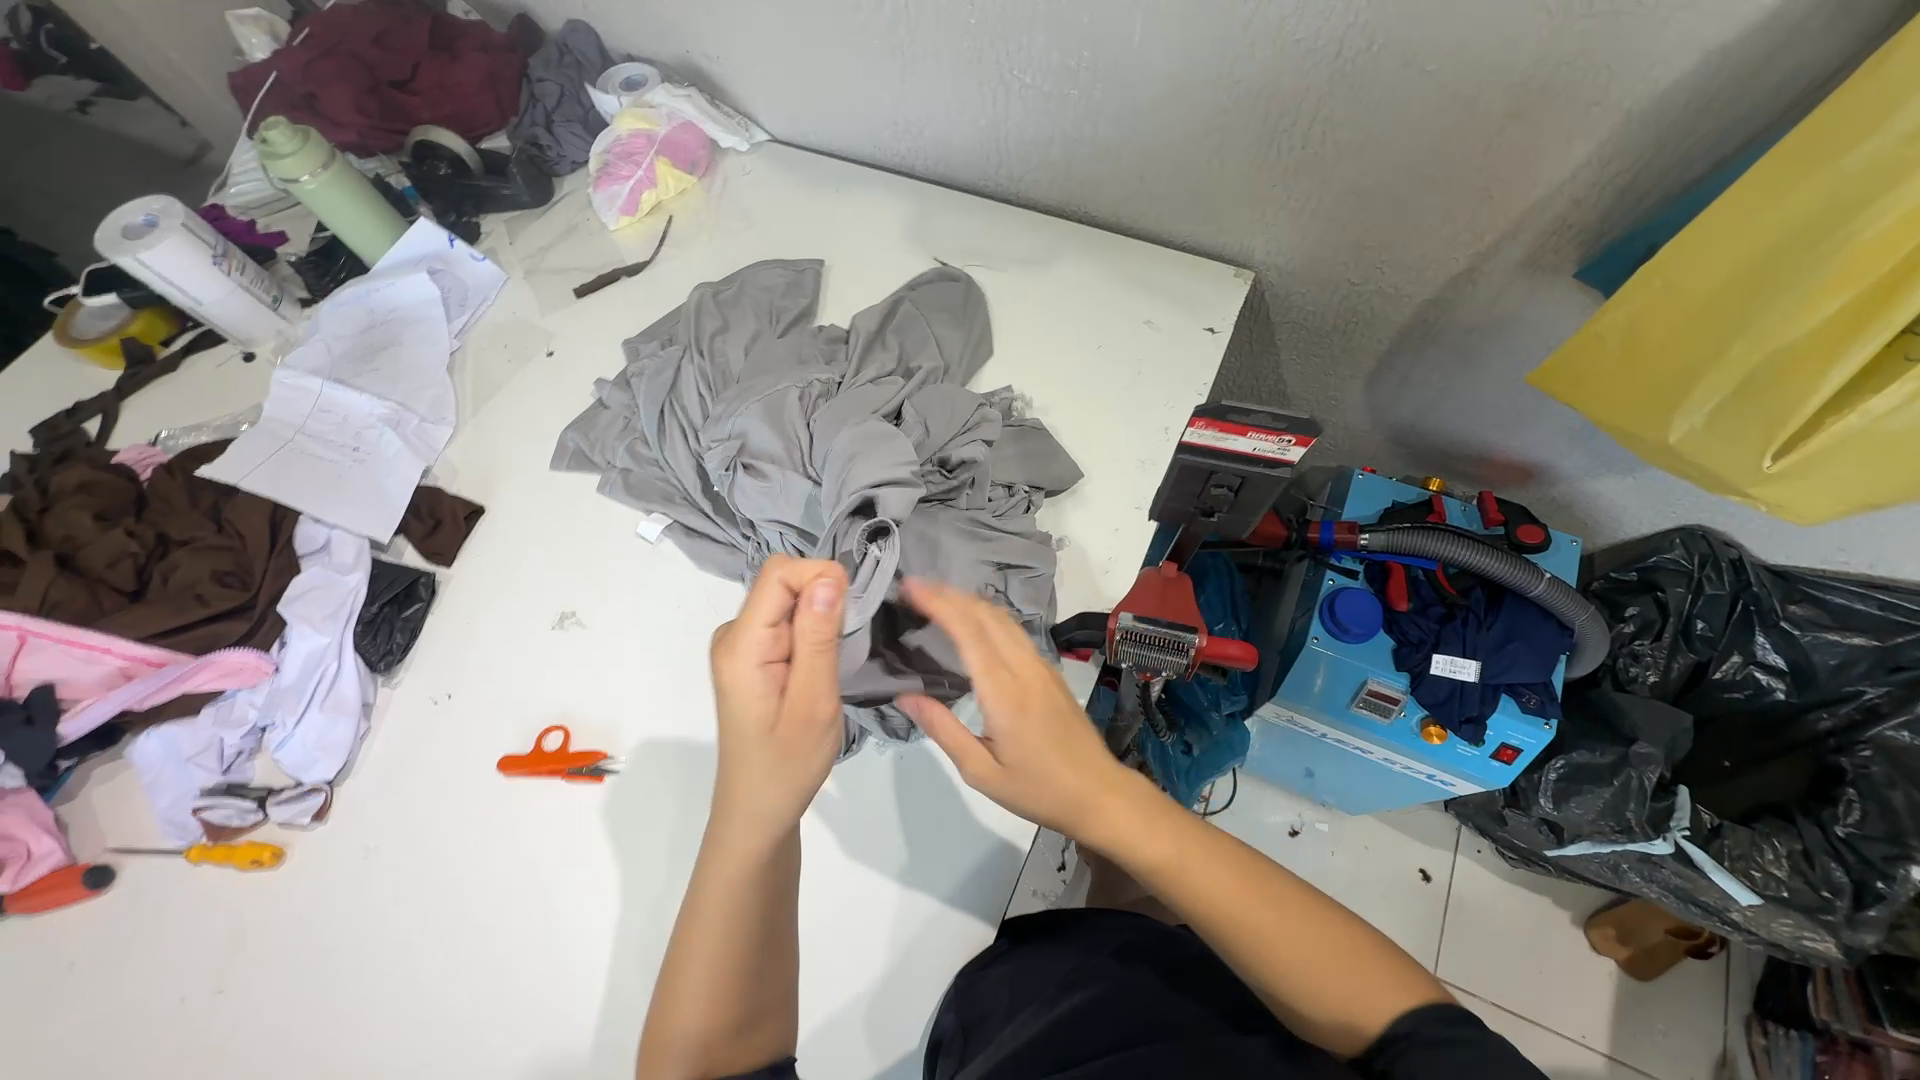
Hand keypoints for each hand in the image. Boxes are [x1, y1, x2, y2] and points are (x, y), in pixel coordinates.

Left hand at [708, 555, 847, 840]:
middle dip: (822, 599)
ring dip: (819, 620)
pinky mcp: (752, 657)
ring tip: (832, 665)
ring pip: (788, 602)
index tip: (851, 612)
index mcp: (742, 644)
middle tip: (844, 648)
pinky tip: (819, 670)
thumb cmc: (788, 764)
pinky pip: (786, 622)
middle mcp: (733, 635)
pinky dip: (811, 633)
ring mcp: (740, 645)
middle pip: (783, 583)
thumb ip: (819, 637)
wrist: (759, 810)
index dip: (820, 576)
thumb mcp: (814, 702)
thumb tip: (830, 576)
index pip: (779, 573)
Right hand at [895, 578, 1145, 838]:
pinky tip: (973, 624)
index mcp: (1004, 692)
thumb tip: (905, 696)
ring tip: (937, 598)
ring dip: (969, 602)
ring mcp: (1042, 667)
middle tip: (914, 588)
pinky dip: (987, 617)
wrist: (1099, 793)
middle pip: (985, 615)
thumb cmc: (1038, 789)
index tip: (910, 588)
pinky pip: (1015, 632)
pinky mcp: (1051, 673)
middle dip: (948, 594)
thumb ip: (943, 729)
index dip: (938, 603)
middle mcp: (1024, 668)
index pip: (967, 631)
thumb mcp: (981, 771)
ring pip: (1003, 619)